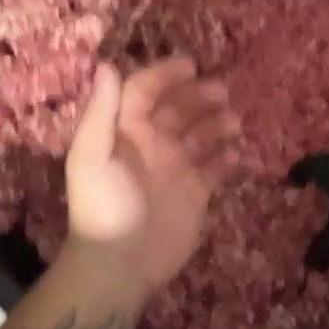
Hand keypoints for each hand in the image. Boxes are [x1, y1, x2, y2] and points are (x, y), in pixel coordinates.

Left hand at [65, 55, 238, 289]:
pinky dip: (226, 158)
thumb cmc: (104, 207)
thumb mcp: (92, 156)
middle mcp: (151, 145)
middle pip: (177, 109)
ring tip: (235, 121)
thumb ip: (100, 112)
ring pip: (201, 135)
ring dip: (217, 123)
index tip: (192, 66)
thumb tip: (107, 65)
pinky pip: (214, 168)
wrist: (120, 263)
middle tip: (223, 91)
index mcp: (124, 132)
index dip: (165, 76)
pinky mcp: (195, 194)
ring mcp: (174, 170)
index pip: (144, 91)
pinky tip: (236, 154)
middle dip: (199, 96)